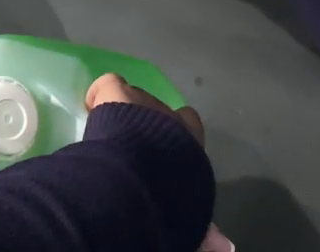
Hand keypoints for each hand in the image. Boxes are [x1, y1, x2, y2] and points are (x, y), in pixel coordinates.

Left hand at [85, 74, 232, 251]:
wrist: (142, 180)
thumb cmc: (169, 199)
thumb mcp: (189, 215)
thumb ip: (206, 229)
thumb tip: (227, 247)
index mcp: (191, 142)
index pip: (191, 125)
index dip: (174, 135)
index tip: (162, 150)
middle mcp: (170, 116)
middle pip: (158, 114)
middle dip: (146, 127)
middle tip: (132, 149)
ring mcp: (143, 100)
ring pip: (132, 100)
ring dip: (123, 116)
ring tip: (111, 137)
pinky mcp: (118, 92)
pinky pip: (108, 84)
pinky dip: (99, 94)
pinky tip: (92, 108)